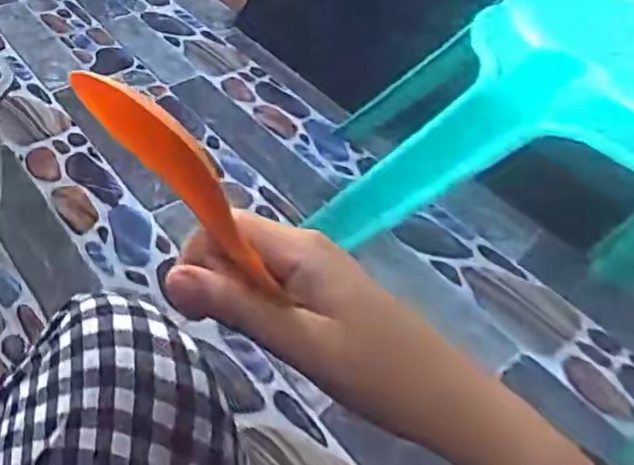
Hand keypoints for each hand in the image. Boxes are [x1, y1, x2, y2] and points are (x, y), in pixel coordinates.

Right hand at [164, 212, 587, 464]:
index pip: (221, 223)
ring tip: (252, 333)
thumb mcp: (300, 343)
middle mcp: (302, 242)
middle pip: (232, 239)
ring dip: (236, 290)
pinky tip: (274, 331)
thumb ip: (235, 306)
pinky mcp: (325, 284)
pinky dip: (258, 299)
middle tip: (221, 325)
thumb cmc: (379, 373)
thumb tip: (169, 278)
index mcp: (296, 246)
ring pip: (250, 260)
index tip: (194, 302)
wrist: (463, 409)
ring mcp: (316, 262)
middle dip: (214, 275)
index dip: (196, 254)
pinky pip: (271, 276)